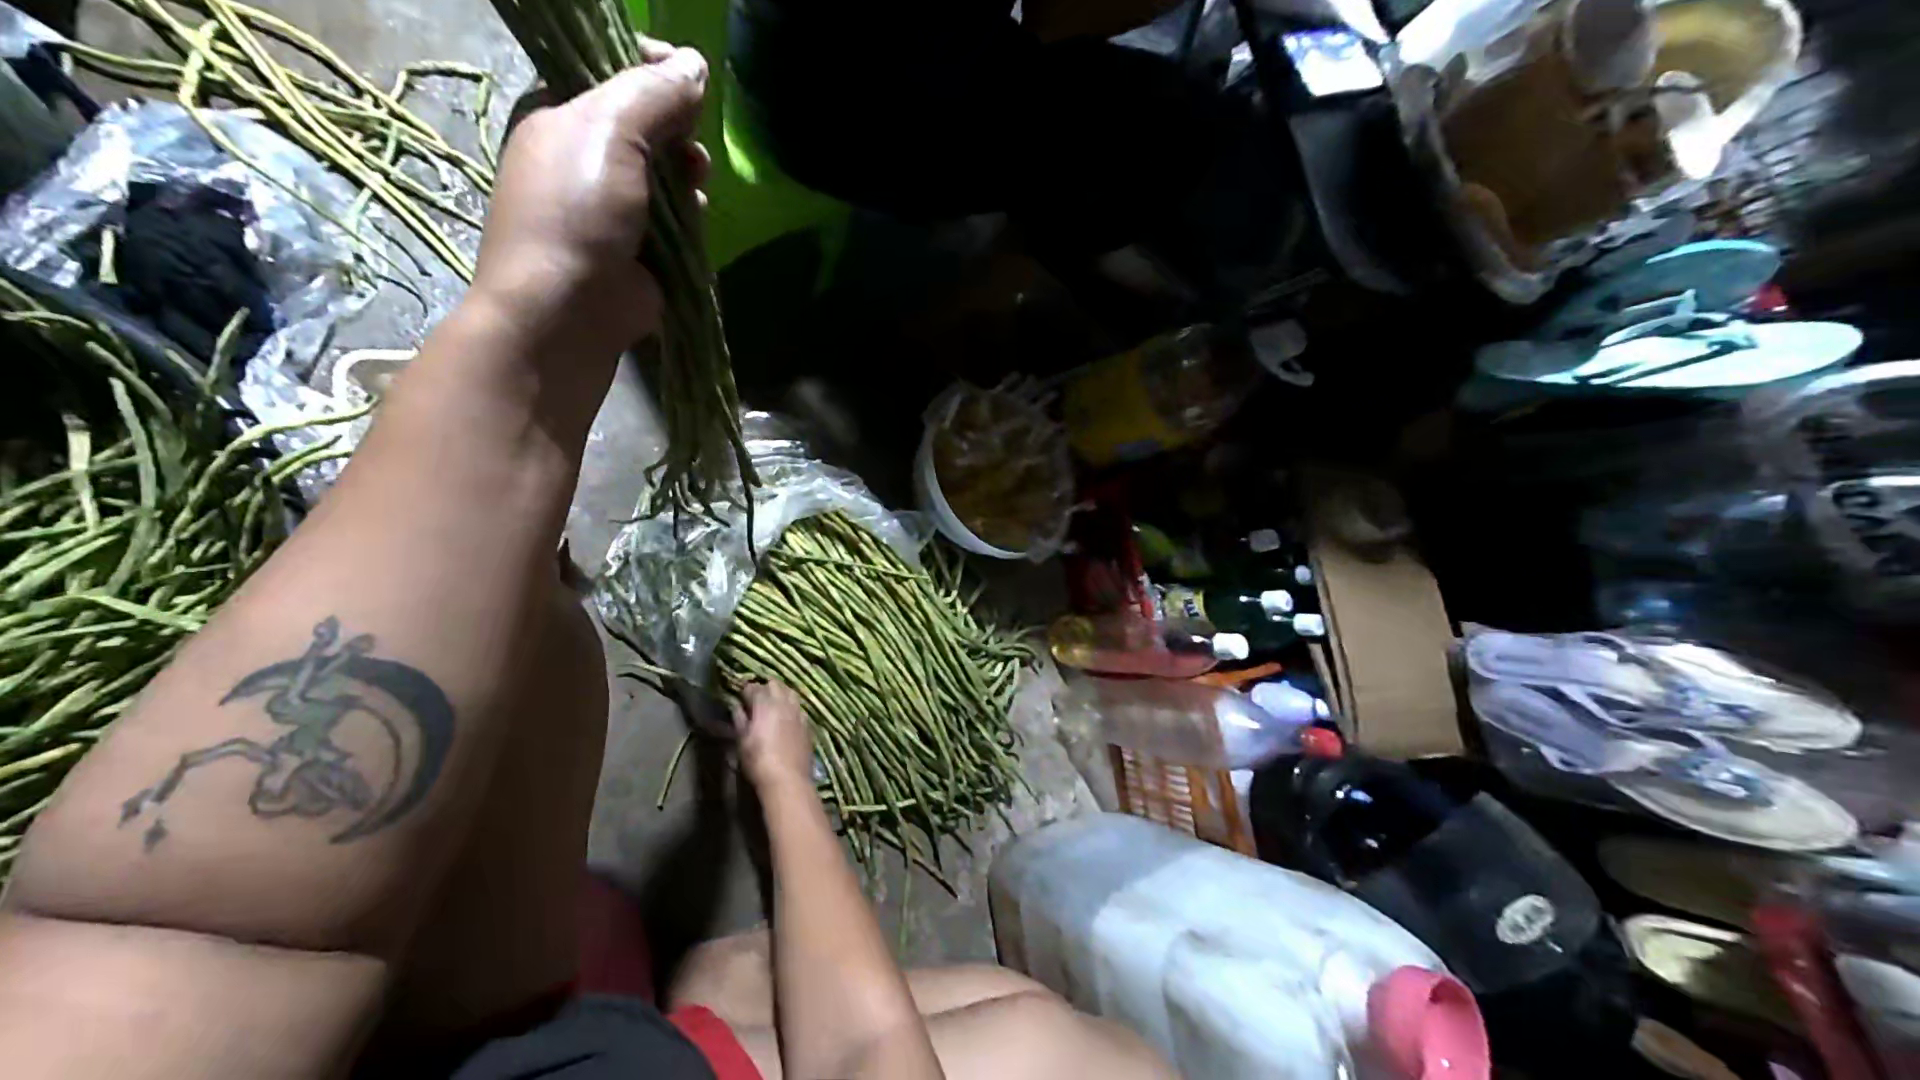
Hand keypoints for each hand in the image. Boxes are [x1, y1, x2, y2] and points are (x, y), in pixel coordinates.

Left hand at [469, 41, 710, 359]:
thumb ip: (652, 93)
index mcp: (560, 115)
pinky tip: (698, 213)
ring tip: (697, 179)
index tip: (683, 75)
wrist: (569, 309)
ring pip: (666, 172)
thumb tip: (693, 65)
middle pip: (646, 123)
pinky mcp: (642, 247)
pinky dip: (691, 212)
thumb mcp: (609, 132)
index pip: (609, 71)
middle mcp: (586, 157)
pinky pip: (677, 217)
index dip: (649, 67)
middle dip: (677, 125)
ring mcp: (615, 206)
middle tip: (691, 139)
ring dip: (687, 171)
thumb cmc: (577, 210)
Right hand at [733, 680, 815, 788]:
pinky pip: (799, 707)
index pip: (754, 687)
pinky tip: (786, 716)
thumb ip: (740, 719)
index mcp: (765, 704)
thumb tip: (736, 706)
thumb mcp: (742, 741)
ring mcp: (798, 712)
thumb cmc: (758, 760)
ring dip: (780, 693)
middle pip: (775, 684)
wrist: (788, 779)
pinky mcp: (807, 723)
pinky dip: (791, 706)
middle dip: (764, 687)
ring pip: (790, 692)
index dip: (745, 690)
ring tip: (772, 704)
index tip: (740, 697)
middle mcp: (784, 703)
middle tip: (756, 698)